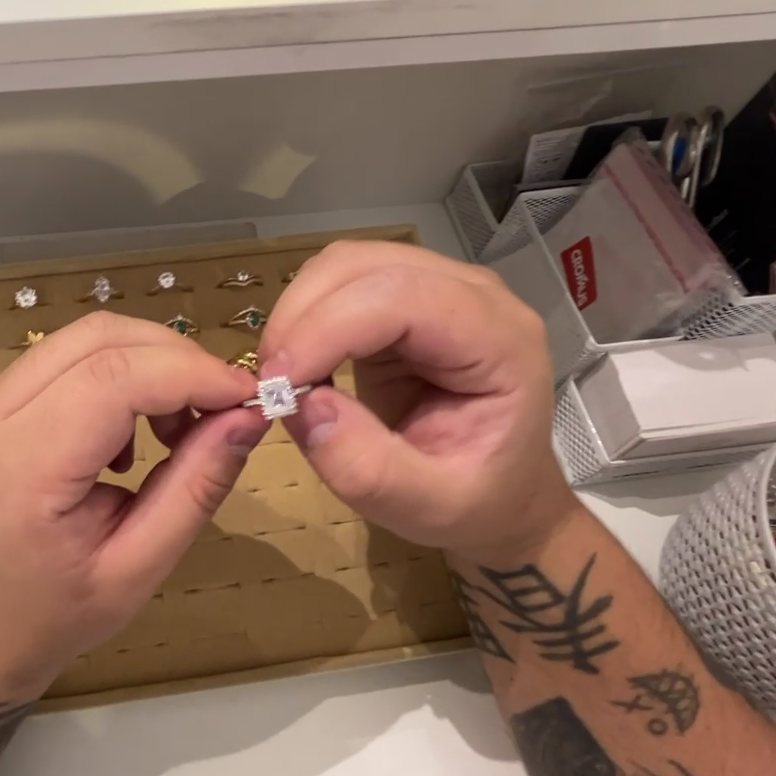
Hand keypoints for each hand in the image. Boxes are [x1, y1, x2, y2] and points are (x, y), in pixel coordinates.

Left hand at [0, 313, 268, 702]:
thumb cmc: (56, 615)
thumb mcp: (140, 568)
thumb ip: (196, 488)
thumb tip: (249, 417)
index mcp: (23, 469)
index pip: (113, 380)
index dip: (191, 373)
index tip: (249, 396)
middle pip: (99, 338)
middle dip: (176, 357)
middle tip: (220, 408)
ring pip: (84, 337)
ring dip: (149, 362)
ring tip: (176, 429)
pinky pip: (68, 356)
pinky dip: (120, 371)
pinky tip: (131, 432)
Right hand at [257, 240, 574, 566]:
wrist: (502, 494)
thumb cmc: (476, 501)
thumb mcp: (427, 510)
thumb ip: (369, 469)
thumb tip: (305, 406)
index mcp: (500, 340)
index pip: (400, 298)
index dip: (327, 328)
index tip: (279, 386)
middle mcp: (473, 295)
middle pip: (363, 266)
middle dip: (301, 318)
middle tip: (272, 385)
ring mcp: (437, 287)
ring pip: (341, 265)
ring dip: (297, 315)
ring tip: (286, 378)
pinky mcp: (401, 297)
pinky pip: (336, 283)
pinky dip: (303, 318)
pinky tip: (302, 365)